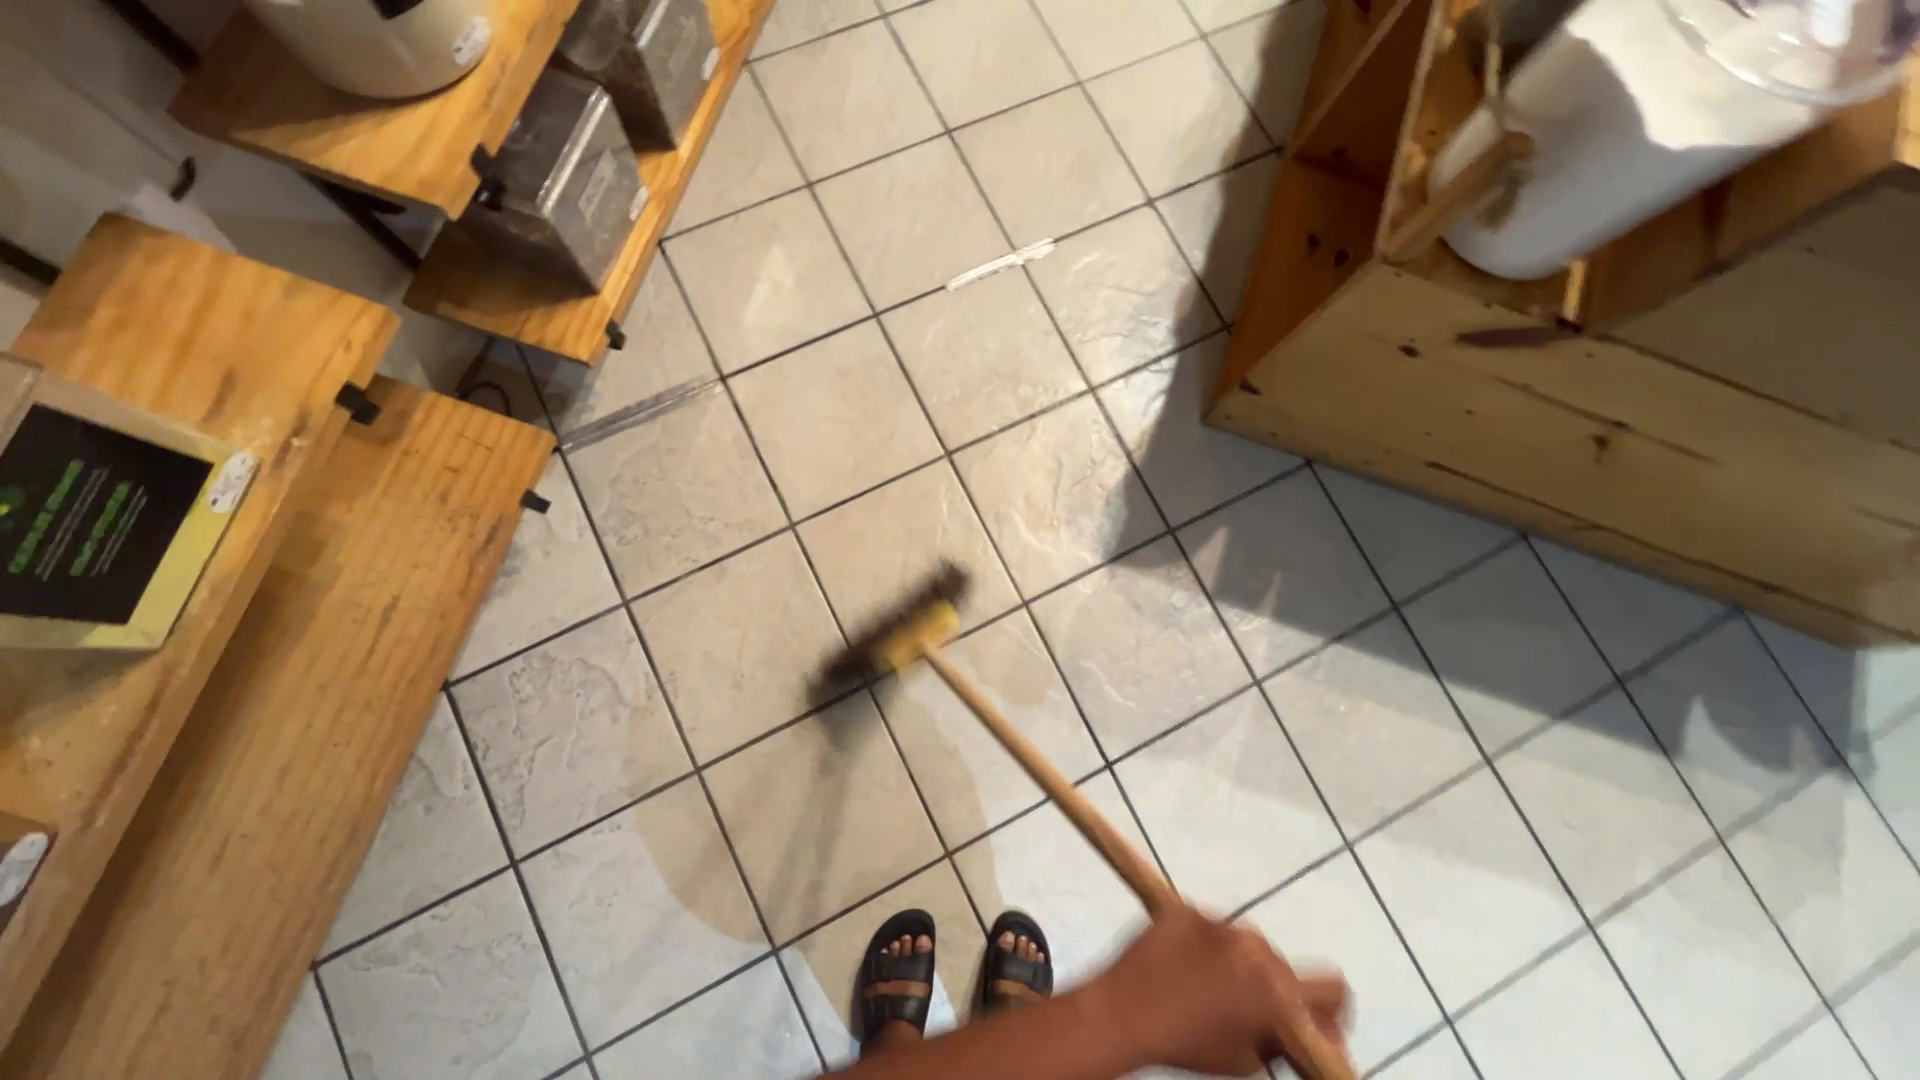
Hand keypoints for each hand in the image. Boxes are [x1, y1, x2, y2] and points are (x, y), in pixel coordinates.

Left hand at [1081, 904, 1350, 1076]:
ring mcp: (1219, 922)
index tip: (1315, 1021)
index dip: (1329, 1009)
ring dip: (1237, 964)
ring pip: (1244, 944)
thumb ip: (1287, 1042)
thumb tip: (1320, 1036)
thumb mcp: (1248, 1059)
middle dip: (1272, 988)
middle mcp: (1255, 946)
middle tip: (1246, 1008)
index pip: (1333, 988)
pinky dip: (1202, 945)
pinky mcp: (1186, 909)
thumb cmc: (1187, 1045)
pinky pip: (1207, 927)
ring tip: (1205, 986)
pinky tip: (1181, 964)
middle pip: (1281, 966)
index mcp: (1276, 988)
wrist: (1122, 1011)